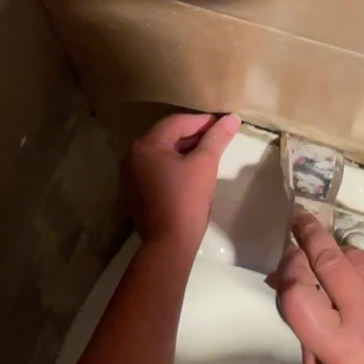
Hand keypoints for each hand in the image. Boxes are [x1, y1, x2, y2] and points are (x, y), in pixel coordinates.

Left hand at [123, 112, 238, 253]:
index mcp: (146, 145)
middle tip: (218, 136)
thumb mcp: (204, 165)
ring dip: (185, 150)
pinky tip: (192, 170)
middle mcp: (133, 156)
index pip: (177, 123)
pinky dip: (174, 165)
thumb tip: (232, 118)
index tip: (223, 123)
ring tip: (209, 152)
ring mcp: (131, 175)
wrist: (169, 245)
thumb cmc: (186, 201)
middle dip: (194, 135)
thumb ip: (216, 138)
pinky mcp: (136, 192)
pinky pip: (157, 169)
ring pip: (162, 153)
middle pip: (168, 136)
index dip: (202, 121)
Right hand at [267, 211, 363, 363]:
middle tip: (298, 221)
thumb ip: (305, 328)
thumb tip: (284, 284)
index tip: (284, 264)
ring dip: (336, 249)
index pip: (299, 294)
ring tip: (325, 251)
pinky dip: (361, 271)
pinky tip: (356, 282)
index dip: (288, 273)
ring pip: (356, 256)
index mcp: (341, 349)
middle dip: (309, 235)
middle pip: (329, 261)